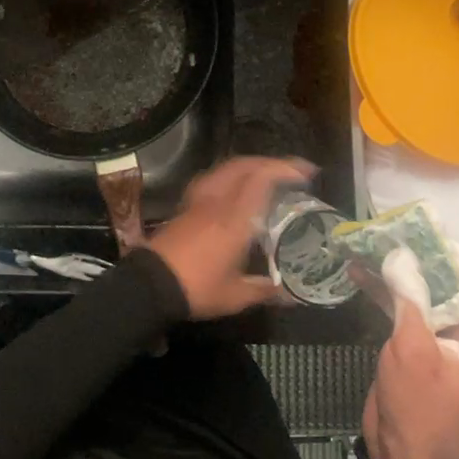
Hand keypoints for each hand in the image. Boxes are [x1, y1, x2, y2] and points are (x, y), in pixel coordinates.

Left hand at [147, 156, 311, 319]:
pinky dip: (230, 174)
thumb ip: (265, 290)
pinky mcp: (186, 205)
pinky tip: (235, 186)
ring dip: (250, 165)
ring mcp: (198, 200)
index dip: (285, 169)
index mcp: (234, 218)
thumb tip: (291, 293)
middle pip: (244, 165)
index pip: (261, 179)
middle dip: (270, 162)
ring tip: (267, 174)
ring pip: (226, 168)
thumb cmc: (197, 288)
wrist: (151, 283)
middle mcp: (217, 200)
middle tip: (292, 172)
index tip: (307, 173)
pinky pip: (212, 178)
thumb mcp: (236, 296)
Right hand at [361, 253, 458, 458]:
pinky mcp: (421, 348)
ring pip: (427, 295)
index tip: (424, 235)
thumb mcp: (413, 349)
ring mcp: (446, 342)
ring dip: (400, 273)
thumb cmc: (420, 404)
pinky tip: (359, 272)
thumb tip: (400, 254)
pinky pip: (410, 312)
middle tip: (392, 232)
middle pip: (453, 285)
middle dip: (422, 259)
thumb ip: (409, 298)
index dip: (458, 256)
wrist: (403, 456)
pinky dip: (388, 293)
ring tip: (370, 245)